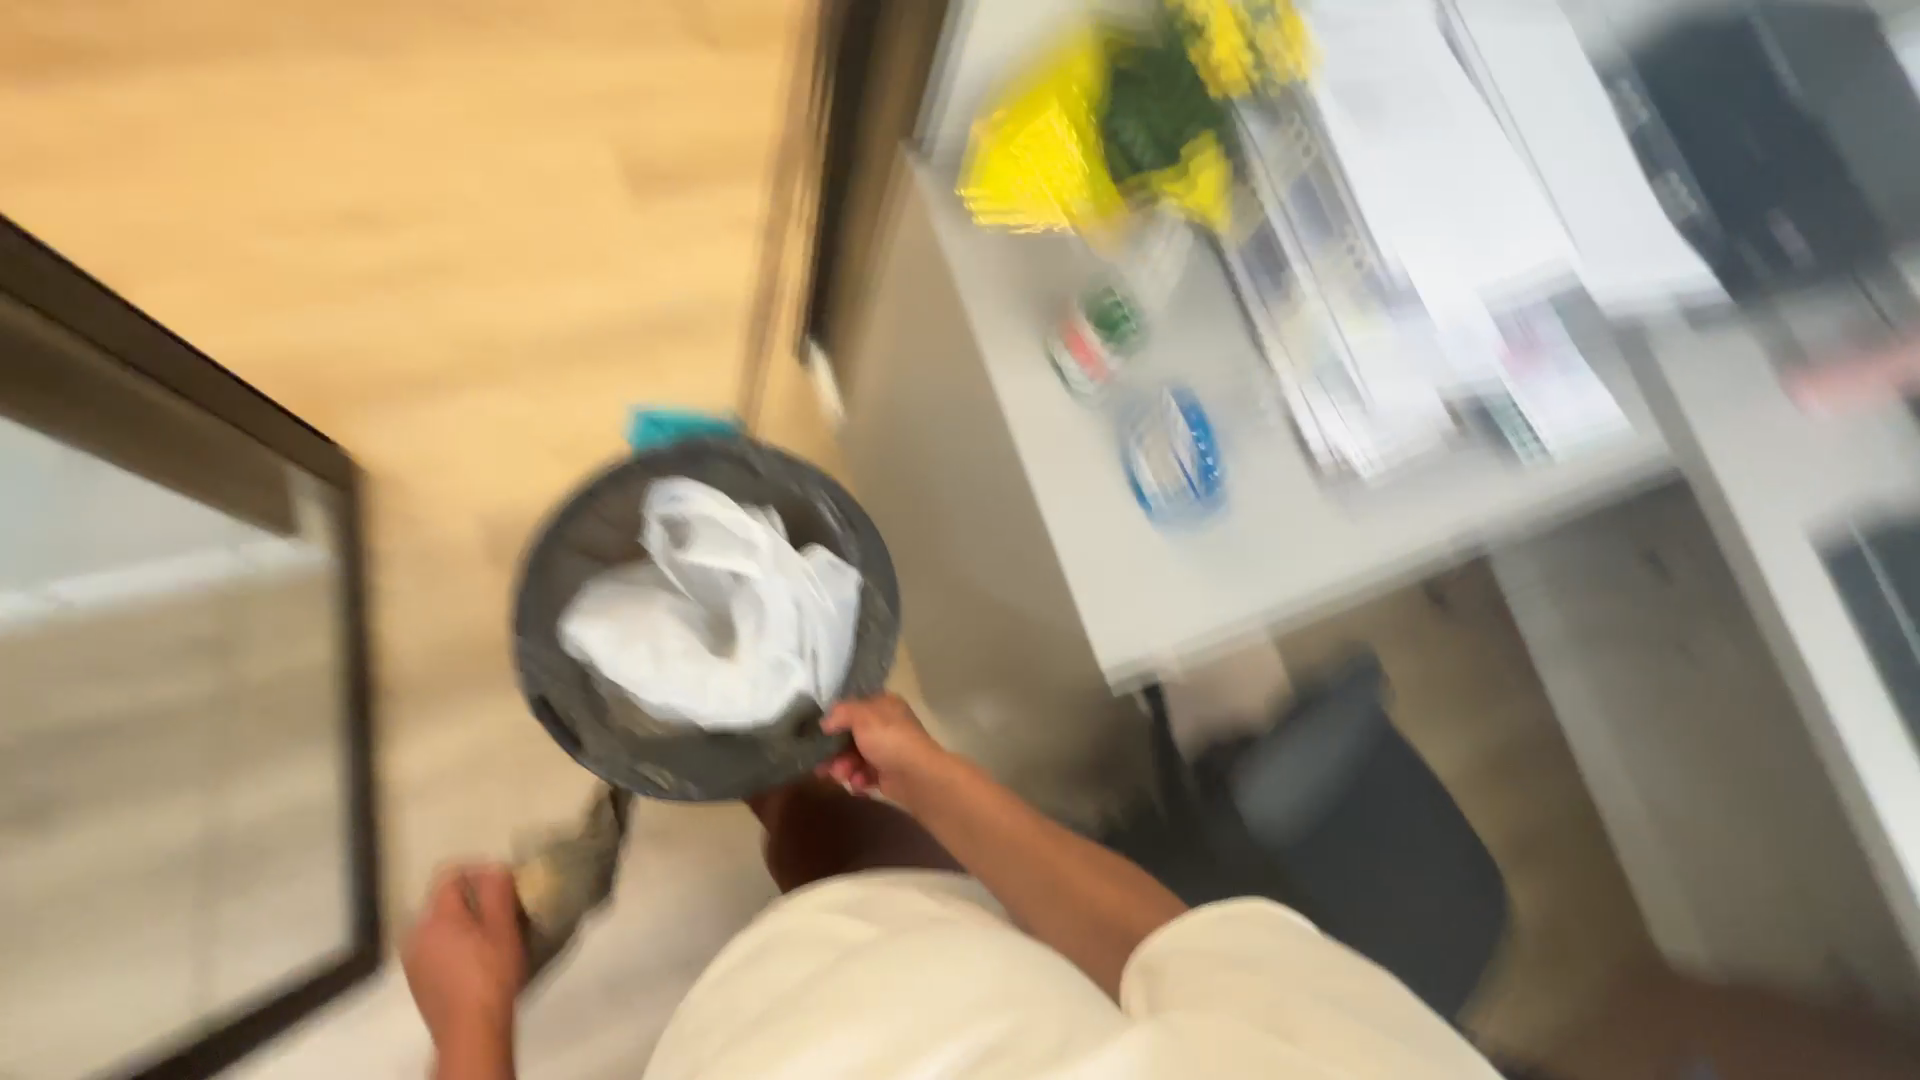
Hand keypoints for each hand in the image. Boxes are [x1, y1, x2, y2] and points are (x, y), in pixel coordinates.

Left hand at [403, 865, 526, 1051]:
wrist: (470, 1031)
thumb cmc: (492, 974)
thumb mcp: (503, 928)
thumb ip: (497, 891)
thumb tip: (494, 867)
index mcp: (436, 917)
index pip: (450, 874)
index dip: (477, 869)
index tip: (502, 880)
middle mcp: (416, 934)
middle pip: (443, 899)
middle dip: (472, 897)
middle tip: (502, 908)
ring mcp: (412, 959)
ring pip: (439, 924)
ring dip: (463, 920)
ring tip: (490, 934)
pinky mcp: (416, 979)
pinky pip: (434, 946)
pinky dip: (453, 942)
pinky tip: (475, 959)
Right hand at [819, 693, 954, 801]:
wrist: (916, 775)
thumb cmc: (888, 739)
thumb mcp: (862, 716)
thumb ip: (840, 713)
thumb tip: (825, 722)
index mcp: (884, 705)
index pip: (854, 708)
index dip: (836, 720)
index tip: (820, 734)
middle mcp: (886, 725)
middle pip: (850, 736)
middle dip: (836, 752)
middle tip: (824, 765)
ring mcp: (886, 750)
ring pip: (854, 757)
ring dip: (844, 768)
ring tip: (844, 775)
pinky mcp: (886, 773)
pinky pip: (864, 774)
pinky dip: (859, 780)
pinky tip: (860, 784)